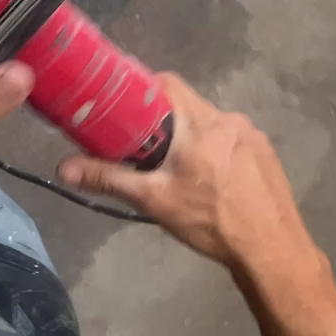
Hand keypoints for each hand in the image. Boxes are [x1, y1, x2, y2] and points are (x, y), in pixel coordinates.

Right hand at [56, 74, 316, 274]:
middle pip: (185, 103)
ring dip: (189, 134)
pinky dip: (212, 147)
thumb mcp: (153, 200)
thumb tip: (62, 168)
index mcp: (198, 122)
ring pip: (208, 121)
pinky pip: (229, 137)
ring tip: (173, 164)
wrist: (273, 253)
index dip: (141, 86)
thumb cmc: (209, 221)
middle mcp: (228, 119)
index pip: (165, 82)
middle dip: (162, 117)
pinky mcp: (266, 152)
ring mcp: (252, 135)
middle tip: (140, 141)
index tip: (121, 102)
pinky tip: (207, 177)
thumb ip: (108, 178)